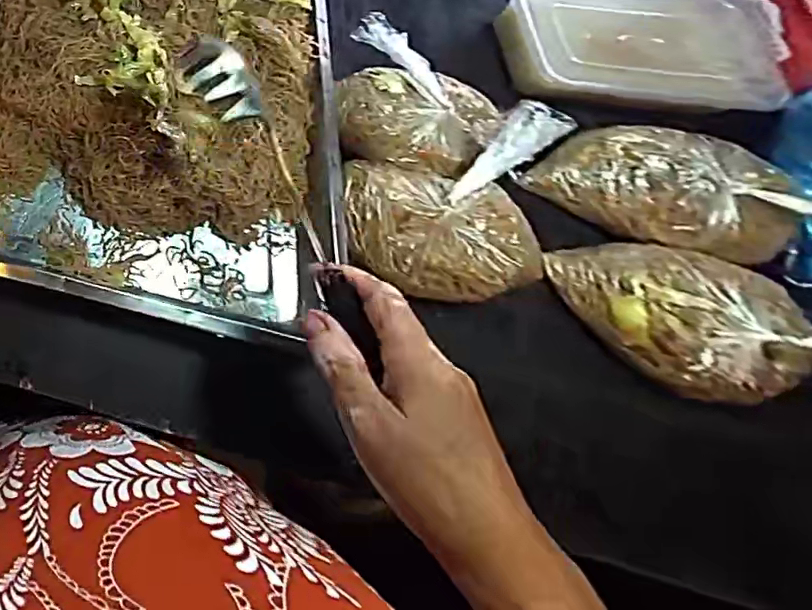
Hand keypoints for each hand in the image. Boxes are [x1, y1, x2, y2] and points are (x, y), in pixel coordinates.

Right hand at [307, 266, 600, 609]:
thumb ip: (340, 364)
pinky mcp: (460, 417)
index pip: (386, 299)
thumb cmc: (428, 482)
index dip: (354, 277)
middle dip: (359, 302)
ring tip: (336, 338)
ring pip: (407, 347)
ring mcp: (457, 394)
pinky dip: (386, 361)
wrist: (494, 543)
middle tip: (322, 299)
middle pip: (398, 320)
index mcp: (421, 361)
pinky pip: (416, 372)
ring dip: (371, 333)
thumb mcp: (366, 420)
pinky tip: (370, 385)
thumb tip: (317, 320)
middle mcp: (444, 369)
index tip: (325, 267)